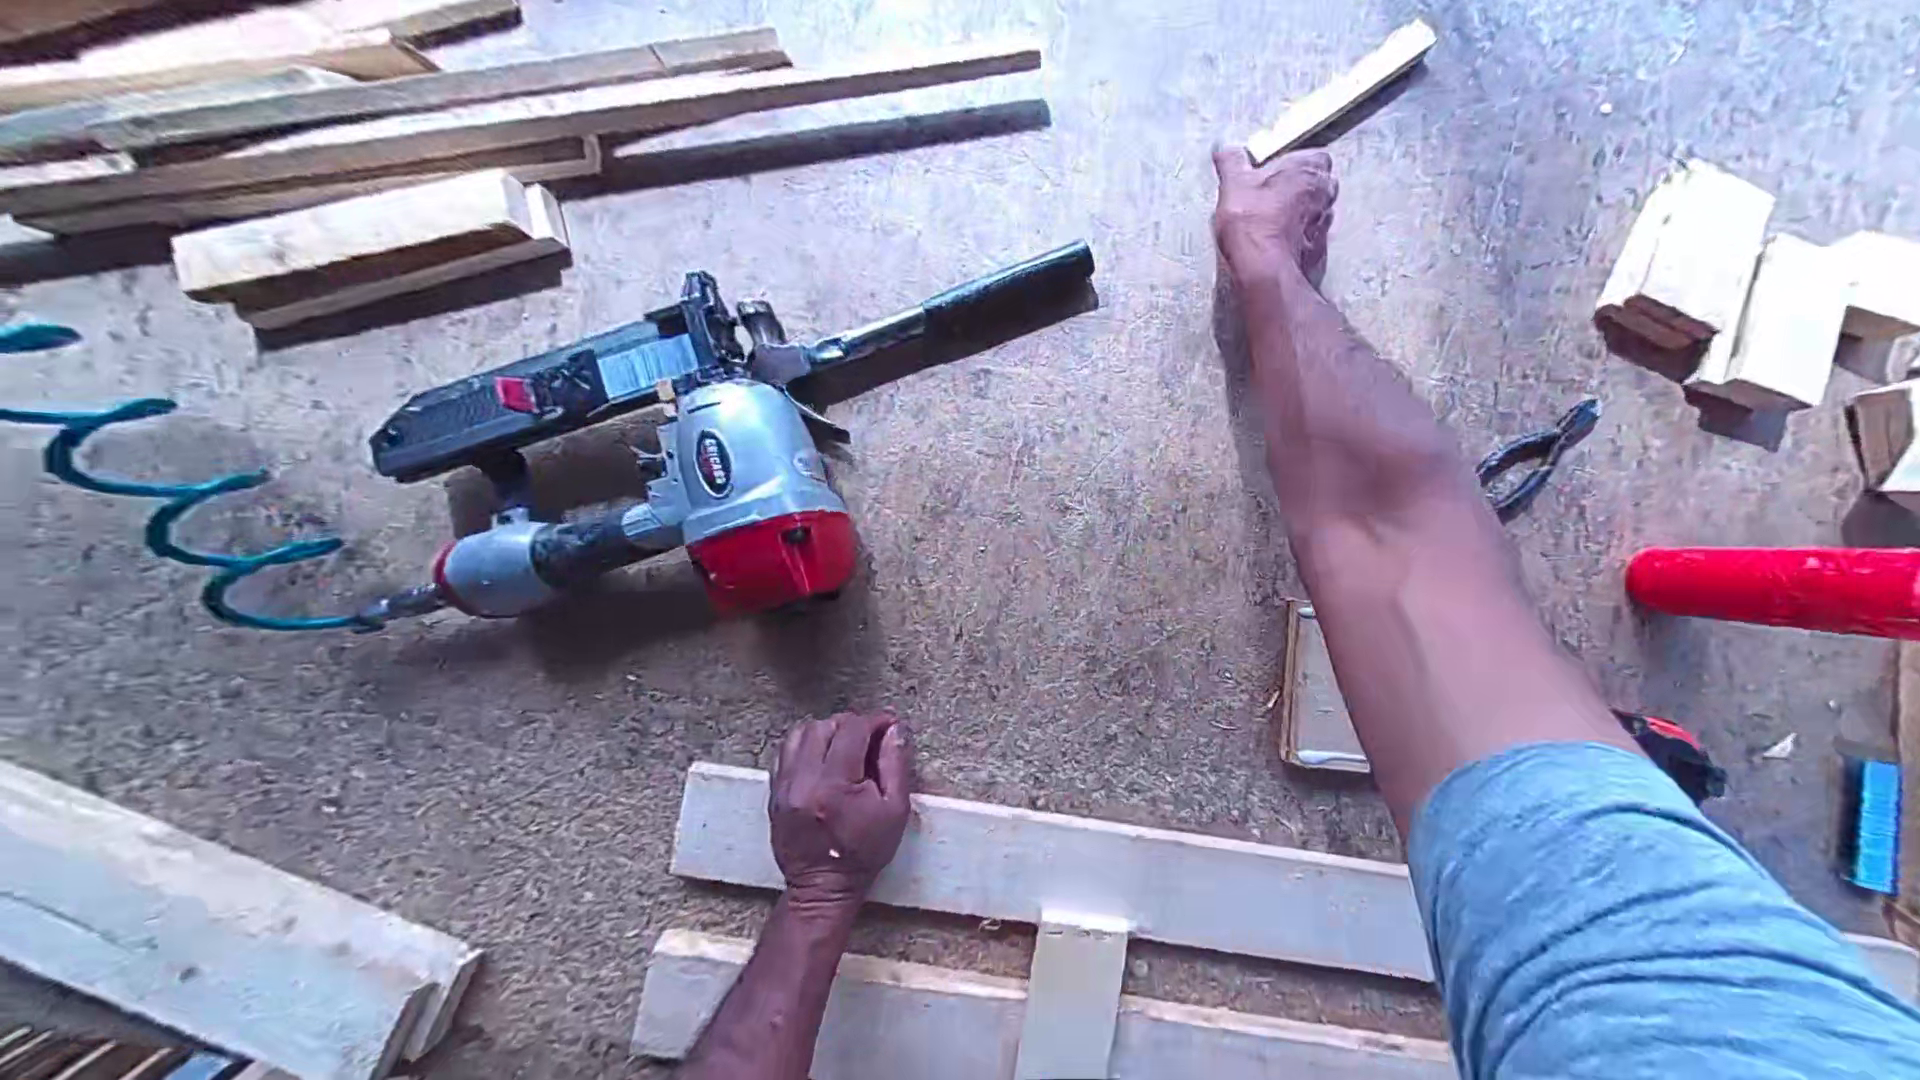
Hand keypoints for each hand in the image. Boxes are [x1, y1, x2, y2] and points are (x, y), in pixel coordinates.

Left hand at [769, 713, 911, 911]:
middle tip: (868, 737)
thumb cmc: (862, 854)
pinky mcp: (773, 792)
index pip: (853, 730)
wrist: (822, 888)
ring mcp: (784, 786)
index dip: (875, 721)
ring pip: (801, 733)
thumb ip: (896, 763)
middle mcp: (803, 781)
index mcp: (834, 786)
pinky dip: (806, 745)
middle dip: (851, 725)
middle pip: (825, 725)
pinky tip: (823, 757)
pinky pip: (785, 751)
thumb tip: (895, 729)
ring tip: (844, 745)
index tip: (888, 725)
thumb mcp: (895, 810)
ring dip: (826, 731)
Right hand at [1213, 147, 1337, 287]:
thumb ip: (1232, 162)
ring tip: (1267, 228)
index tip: (1265, 179)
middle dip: (1292, 192)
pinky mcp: (1318, 249)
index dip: (1284, 168)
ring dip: (1294, 218)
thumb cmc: (1254, 223)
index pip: (1305, 156)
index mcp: (1311, 166)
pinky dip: (1293, 241)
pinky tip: (1273, 247)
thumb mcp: (1233, 185)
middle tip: (1264, 203)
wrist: (1264, 269)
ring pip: (1310, 213)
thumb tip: (1225, 149)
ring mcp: (1324, 222)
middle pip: (1310, 185)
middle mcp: (1325, 191)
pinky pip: (1306, 239)